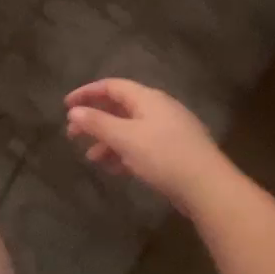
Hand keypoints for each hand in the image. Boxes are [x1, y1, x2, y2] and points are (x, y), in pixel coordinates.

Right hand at [64, 78, 236, 208]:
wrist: (209, 187)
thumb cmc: (163, 156)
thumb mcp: (125, 138)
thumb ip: (97, 123)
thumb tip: (74, 111)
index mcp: (147, 98)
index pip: (111, 86)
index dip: (86, 93)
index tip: (66, 106)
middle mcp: (159, 109)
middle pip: (120, 107)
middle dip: (95, 120)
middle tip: (73, 135)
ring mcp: (169, 130)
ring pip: (130, 129)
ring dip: (107, 140)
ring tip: (91, 158)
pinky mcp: (175, 151)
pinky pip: (142, 144)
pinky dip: (124, 152)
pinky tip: (114, 169)